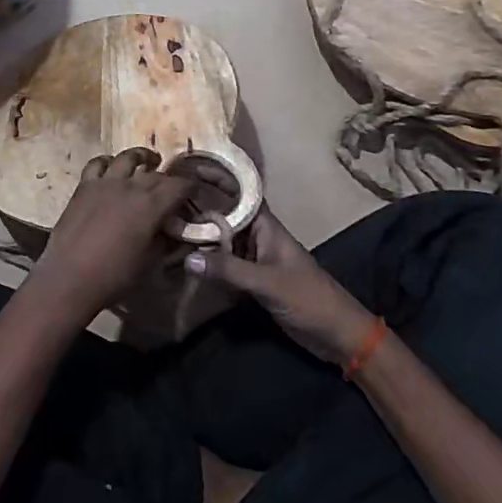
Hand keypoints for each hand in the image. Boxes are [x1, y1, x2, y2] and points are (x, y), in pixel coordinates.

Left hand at [29, 150, 192, 316]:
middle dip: (168, 179)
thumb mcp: (150, 263)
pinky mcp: (84, 187)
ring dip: (141, 158)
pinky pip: (97, 164)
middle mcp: (130, 186)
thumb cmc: (114, 276)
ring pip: (127, 158)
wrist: (69, 278)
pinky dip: (108, 162)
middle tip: (172, 188)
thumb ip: (164, 240)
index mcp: (151, 205)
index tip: (194, 191)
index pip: (179, 186)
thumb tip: (172, 231)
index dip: (190, 186)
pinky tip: (111, 167)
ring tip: (147, 162)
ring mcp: (104, 183)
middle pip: (156, 174)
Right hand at [182, 193, 376, 364]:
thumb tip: (187, 258)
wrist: (337, 334)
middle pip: (225, 217)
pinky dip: (208, 264)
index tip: (188, 168)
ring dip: (200, 238)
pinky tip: (185, 263)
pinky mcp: (253, 282)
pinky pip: (225, 266)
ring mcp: (255, 260)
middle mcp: (258, 237)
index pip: (239, 193)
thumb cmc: (308, 298)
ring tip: (166, 229)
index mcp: (266, 227)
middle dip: (199, 210)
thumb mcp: (267, 283)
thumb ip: (229, 270)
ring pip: (222, 242)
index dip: (216, 178)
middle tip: (164, 204)